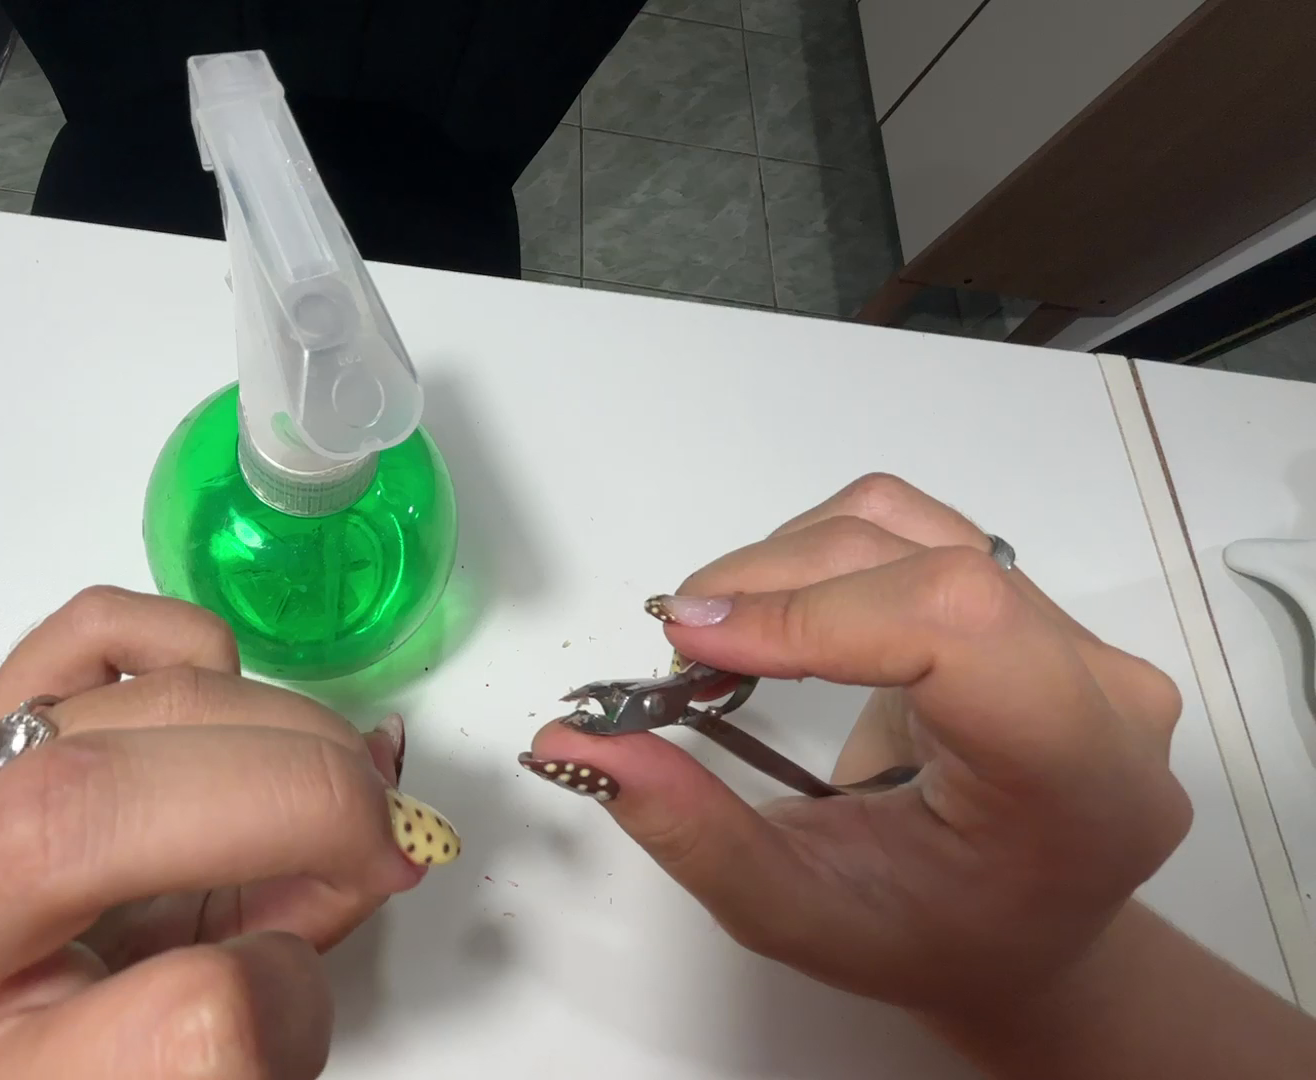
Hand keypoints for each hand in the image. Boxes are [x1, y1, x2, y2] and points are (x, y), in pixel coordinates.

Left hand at [0, 587, 453, 1078]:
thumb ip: (249, 1017)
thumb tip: (366, 863)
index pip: (155, 1014)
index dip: (290, 988)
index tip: (346, 963)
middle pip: (123, 799)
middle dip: (311, 801)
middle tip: (380, 840)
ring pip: (150, 703)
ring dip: (289, 732)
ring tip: (319, 787)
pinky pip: (99, 624)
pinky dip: (197, 647)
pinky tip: (224, 704)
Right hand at [524, 474, 1190, 1016]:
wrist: (1011, 923)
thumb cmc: (912, 933)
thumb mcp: (785, 909)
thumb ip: (682, 826)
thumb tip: (569, 740)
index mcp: (1068, 778)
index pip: (955, 626)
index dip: (805, 612)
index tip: (685, 640)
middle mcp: (1090, 681)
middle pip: (907, 559)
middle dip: (760, 586)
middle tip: (677, 647)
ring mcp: (1055, 625)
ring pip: (888, 521)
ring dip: (774, 564)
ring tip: (720, 632)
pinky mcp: (1008, 594)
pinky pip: (890, 520)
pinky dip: (802, 550)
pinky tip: (774, 611)